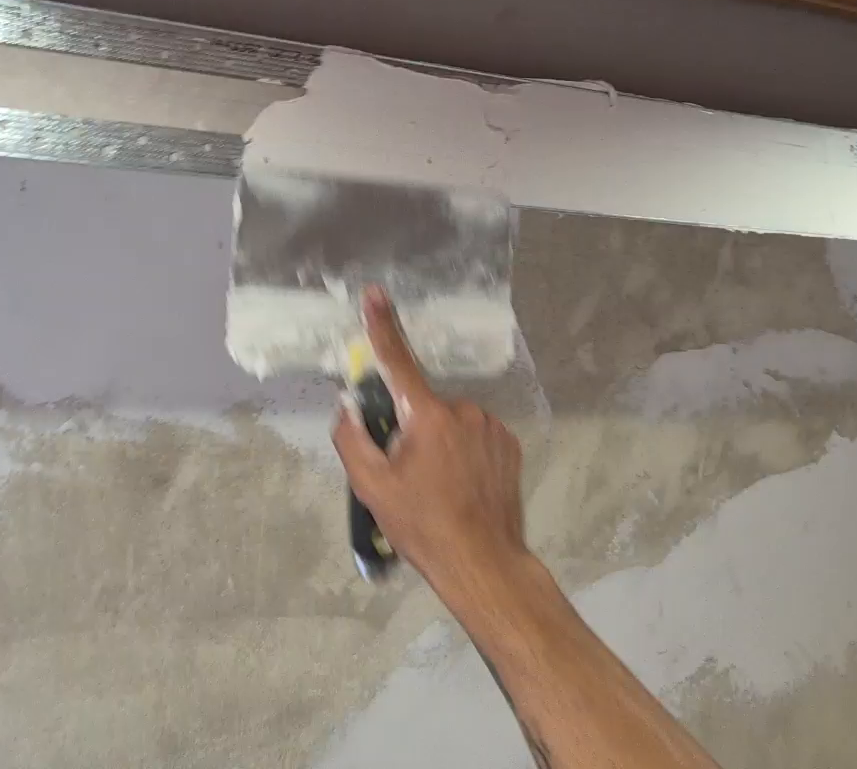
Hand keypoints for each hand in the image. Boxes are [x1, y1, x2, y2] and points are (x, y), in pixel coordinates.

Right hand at [332, 286, 528, 590]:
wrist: (483, 564)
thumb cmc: (422, 525)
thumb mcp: (372, 488)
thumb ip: (352, 440)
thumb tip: (348, 408)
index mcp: (426, 416)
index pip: (397, 361)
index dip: (382, 326)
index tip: (374, 293)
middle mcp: (462, 411)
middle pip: (421, 406)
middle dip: (409, 428)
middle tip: (409, 473)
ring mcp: (491, 427)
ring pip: (449, 422)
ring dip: (438, 440)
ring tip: (440, 486)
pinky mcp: (509, 445)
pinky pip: (474, 435)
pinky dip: (463, 450)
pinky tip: (463, 485)